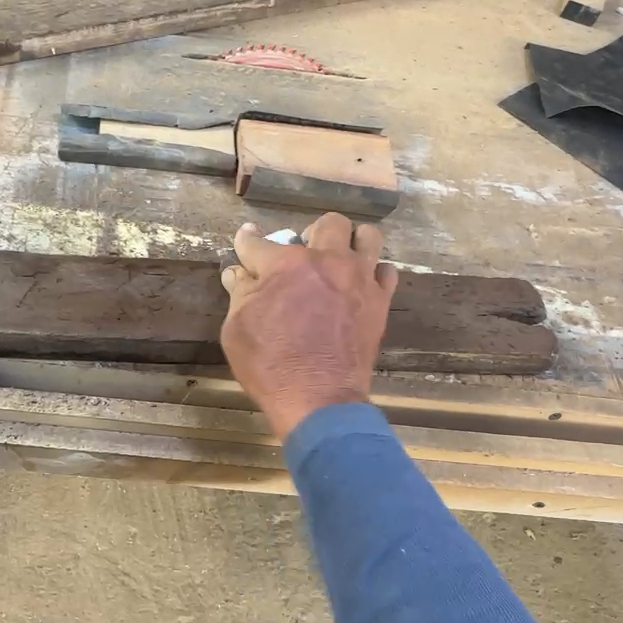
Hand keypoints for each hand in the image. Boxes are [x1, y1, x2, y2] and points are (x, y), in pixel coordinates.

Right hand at [219, 213, 397, 439]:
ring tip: (340, 259)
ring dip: (352, 242)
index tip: (246, 239)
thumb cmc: (269, 367)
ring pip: (366, 236)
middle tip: (305, 253)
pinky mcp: (380, 301)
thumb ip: (239, 295)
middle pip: (327, 223)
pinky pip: (385, 270)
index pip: (258, 244)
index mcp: (284, 265)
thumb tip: (237, 274)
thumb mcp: (237, 331)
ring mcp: (358, 279)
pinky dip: (373, 273)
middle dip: (312, 233)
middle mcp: (326, 261)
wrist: (318, 399)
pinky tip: (360, 285)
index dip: (247, 242)